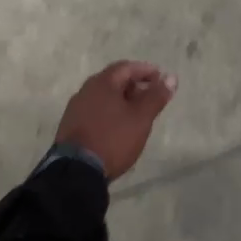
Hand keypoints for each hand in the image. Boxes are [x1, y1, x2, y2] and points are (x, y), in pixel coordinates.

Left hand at [54, 61, 177, 180]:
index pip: (127, 67)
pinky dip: (109, 113)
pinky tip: (116, 128)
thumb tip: (171, 77)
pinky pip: (94, 111)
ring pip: (103, 97)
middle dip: (134, 86)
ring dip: (121, 101)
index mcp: (103, 82)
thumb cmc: (112, 139)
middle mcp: (86, 90)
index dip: (146, 71)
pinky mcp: (69, 127)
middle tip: (150, 98)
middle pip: (114, 81)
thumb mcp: (141, 118)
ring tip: (135, 115)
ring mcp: (75, 109)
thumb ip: (156, 96)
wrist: (75, 173)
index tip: (160, 80)